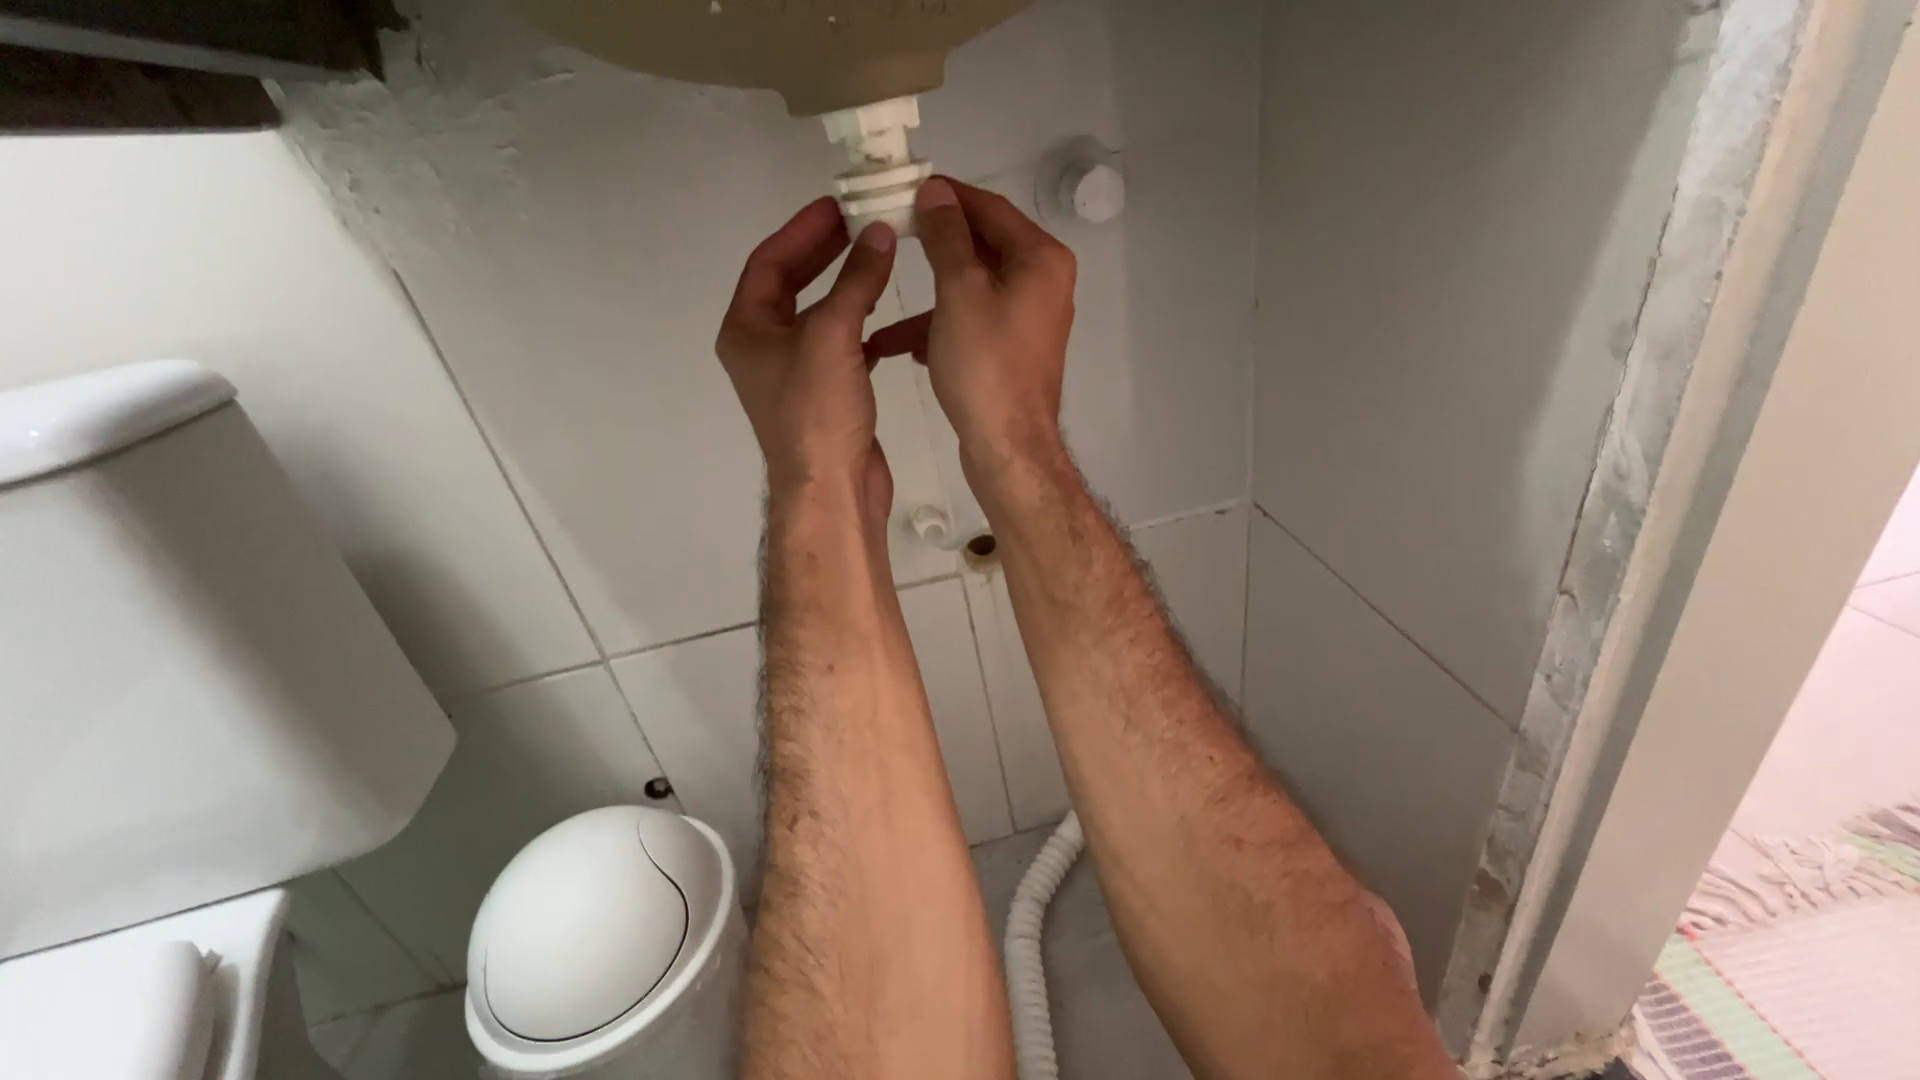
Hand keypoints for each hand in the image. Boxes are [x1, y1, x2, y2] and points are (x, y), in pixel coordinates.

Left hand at [716, 198, 899, 517]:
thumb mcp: (833, 334)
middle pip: (790, 286)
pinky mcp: (824, 395)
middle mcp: (763, 349)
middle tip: (860, 224)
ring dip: (845, 287)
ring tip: (878, 261)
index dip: (802, 231)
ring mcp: (793, 374)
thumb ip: (856, 280)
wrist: (831, 486)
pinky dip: (860, 325)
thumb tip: (879, 233)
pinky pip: (840, 345)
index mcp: (746, 330)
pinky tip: (885, 314)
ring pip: (817, 315)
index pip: (768, 263)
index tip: (837, 207)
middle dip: (824, 254)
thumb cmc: (818, 410)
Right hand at [866, 177, 1076, 477]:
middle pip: (984, 247)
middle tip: (891, 235)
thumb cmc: (985, 364)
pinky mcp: (1015, 350)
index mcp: (1041, 259)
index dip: (948, 196)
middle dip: (935, 247)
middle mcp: (1044, 282)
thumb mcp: (959, 291)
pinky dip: (943, 327)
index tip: (906, 189)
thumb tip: (936, 192)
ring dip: (931, 298)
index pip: (991, 208)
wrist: (1007, 444)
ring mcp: (1031, 319)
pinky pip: (976, 321)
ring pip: (974, 289)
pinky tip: (905, 346)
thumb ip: (946, 236)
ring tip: (887, 305)